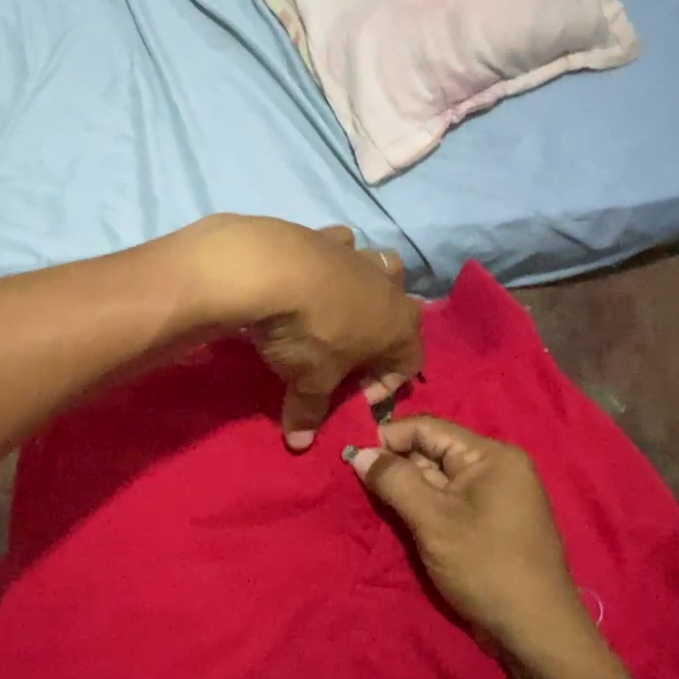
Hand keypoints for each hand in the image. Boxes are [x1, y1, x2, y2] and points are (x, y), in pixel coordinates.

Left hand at [182, 216, 423, 449]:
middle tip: (345, 358)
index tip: (349, 398)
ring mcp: (361, 256)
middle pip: (398, 317)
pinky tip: (307, 274)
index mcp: (401, 326)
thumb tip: (299, 443)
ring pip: (378, 273)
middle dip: (378, 339)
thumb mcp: (309, 380)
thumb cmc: (307, 332)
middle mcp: (391, 288)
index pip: (409, 365)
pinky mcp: (328, 234)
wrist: (269, 267)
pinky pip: (341, 248)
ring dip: (363, 294)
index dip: (381, 388)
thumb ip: (309, 412)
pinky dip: (331, 261)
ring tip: (332, 314)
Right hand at [347, 416, 598, 660]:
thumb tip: (358, 452)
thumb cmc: (486, 567)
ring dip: (404, 489)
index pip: (428, 428)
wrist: (535, 633)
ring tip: (371, 501)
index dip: (387, 437)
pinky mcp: (488, 523)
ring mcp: (494, 497)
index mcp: (491, 456)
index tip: (350, 456)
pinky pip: (447, 502)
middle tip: (355, 483)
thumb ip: (393, 480)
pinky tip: (397, 519)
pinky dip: (421, 507)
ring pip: (436, 479)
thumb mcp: (433, 520)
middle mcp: (496, 468)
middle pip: (431, 451)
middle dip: (394, 465)